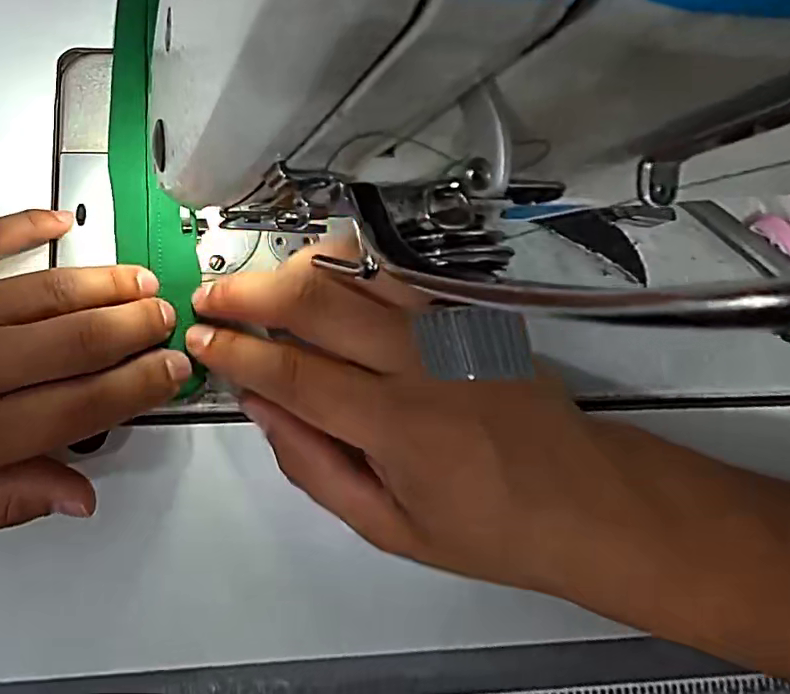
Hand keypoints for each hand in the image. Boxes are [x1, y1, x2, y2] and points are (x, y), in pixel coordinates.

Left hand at [0, 210, 189, 562]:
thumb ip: (7, 502)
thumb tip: (82, 495)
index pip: (83, 404)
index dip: (138, 385)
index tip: (172, 368)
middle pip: (78, 339)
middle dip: (135, 326)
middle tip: (170, 314)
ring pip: (47, 290)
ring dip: (102, 282)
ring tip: (139, 278)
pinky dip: (26, 226)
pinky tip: (61, 220)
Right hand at [187, 246, 627, 592]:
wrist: (589, 498)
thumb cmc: (487, 527)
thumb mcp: (388, 528)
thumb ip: (311, 464)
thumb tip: (259, 403)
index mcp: (398, 428)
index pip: (294, 373)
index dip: (236, 352)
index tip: (200, 340)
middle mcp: (418, 361)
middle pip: (313, 300)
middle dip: (246, 293)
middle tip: (209, 298)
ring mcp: (442, 324)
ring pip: (347, 268)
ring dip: (287, 269)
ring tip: (252, 288)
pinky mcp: (458, 307)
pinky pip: (384, 267)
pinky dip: (336, 261)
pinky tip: (310, 275)